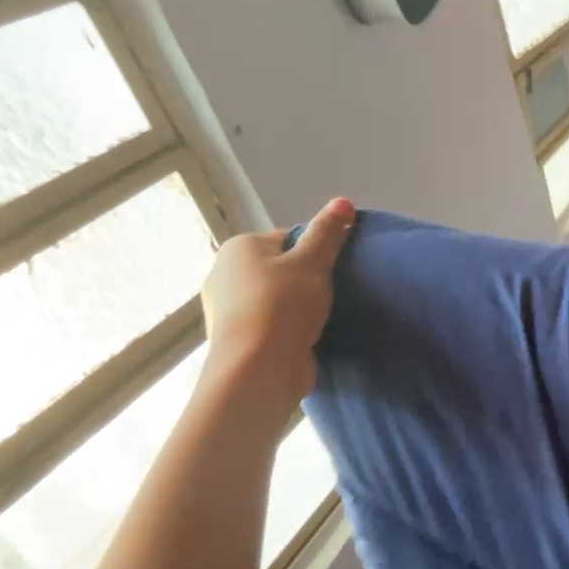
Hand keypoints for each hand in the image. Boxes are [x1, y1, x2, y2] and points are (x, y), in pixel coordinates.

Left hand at [199, 197, 354, 415]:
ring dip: (299, 304)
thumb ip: (329, 232)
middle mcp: (224, 273)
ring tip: (324, 316)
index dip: (317, 252)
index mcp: (238, 248)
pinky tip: (308, 335)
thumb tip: (344, 200)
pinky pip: (271, 321)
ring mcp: (226, 308)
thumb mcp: (313, 262)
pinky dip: (289, 325)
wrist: (258, 368)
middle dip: (308, 278)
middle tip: (334, 293)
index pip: (289, 238)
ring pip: (277, 296)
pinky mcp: (237, 337)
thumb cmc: (284, 305)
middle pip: (282, 267)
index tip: (335, 270)